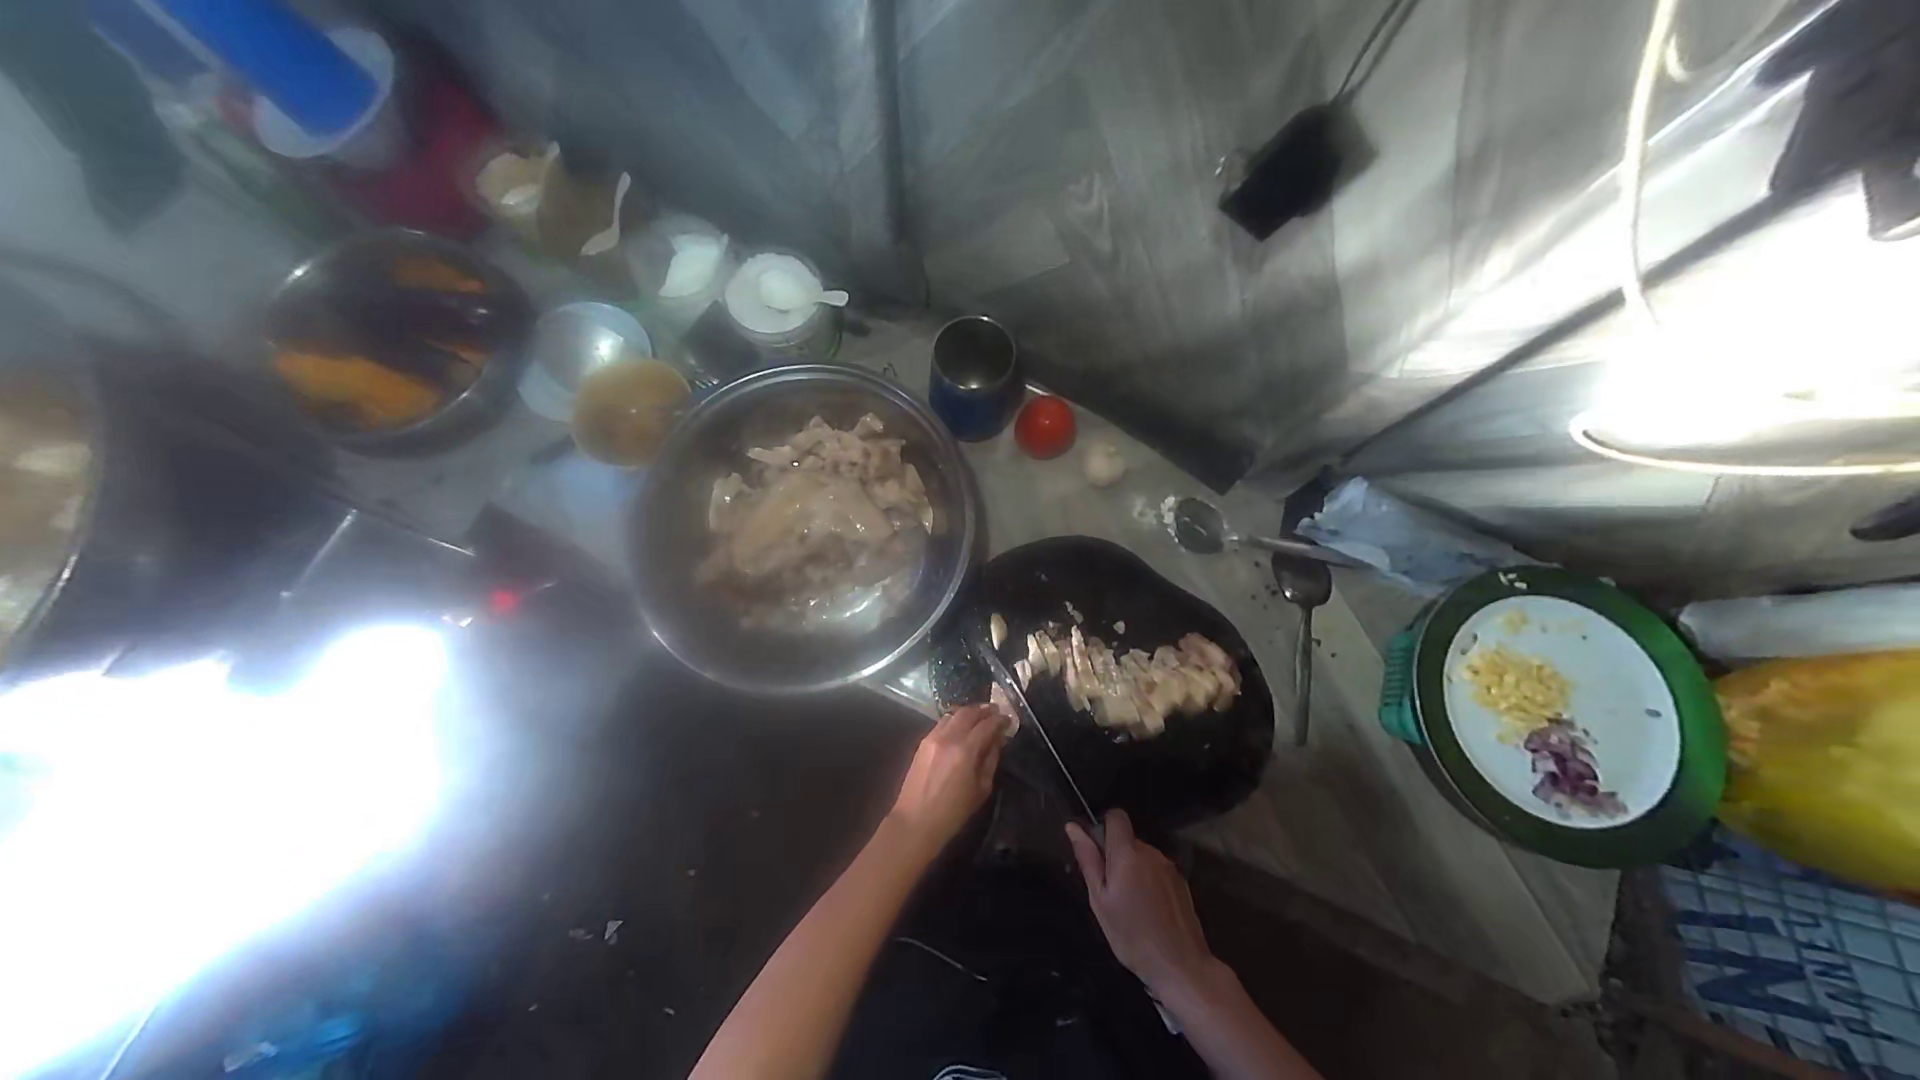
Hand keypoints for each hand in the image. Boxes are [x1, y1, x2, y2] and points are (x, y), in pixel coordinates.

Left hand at [886, 704, 1008, 858]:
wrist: (916, 821)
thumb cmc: (954, 811)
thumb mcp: (982, 788)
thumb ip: (991, 759)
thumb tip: (997, 740)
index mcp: (965, 750)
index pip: (987, 725)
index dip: (1000, 720)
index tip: (1008, 720)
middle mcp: (948, 737)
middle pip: (968, 713)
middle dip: (984, 710)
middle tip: (996, 712)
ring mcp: (932, 737)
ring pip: (953, 714)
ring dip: (969, 712)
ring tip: (980, 717)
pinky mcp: (923, 742)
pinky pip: (942, 723)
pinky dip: (954, 720)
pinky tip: (961, 727)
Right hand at [1067, 809, 1215, 995]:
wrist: (1181, 966)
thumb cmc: (1132, 936)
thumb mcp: (1100, 901)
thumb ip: (1088, 860)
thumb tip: (1073, 827)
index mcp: (1128, 853)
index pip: (1116, 816)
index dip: (1103, 827)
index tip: (1097, 854)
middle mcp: (1151, 852)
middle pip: (1128, 839)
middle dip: (1116, 856)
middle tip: (1110, 892)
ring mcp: (1169, 867)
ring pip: (1142, 856)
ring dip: (1133, 870)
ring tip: (1130, 906)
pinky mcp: (1182, 882)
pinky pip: (1157, 871)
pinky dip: (1149, 882)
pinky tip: (1149, 911)